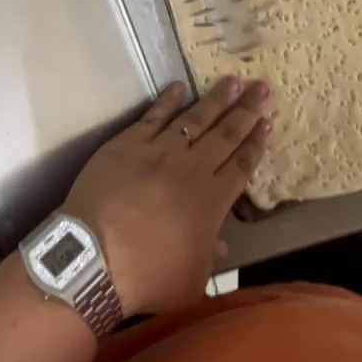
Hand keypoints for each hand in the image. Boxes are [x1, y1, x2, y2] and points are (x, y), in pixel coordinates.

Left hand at [59, 76, 270, 317]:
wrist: (94, 258)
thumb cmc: (146, 277)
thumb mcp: (191, 281)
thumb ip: (209, 259)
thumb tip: (222, 245)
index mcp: (211, 200)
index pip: (242, 165)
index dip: (256, 144)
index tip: (267, 123)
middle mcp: (191, 168)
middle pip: (225, 134)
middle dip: (247, 110)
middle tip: (262, 87)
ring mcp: (159, 151)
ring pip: (195, 118)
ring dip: (216, 98)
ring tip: (233, 80)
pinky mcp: (128, 143)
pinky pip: (154, 116)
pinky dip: (168, 100)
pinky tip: (180, 87)